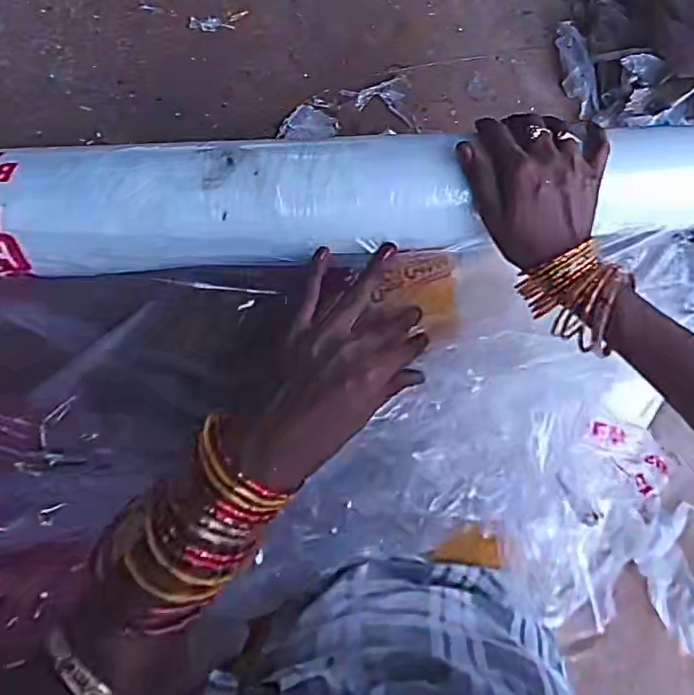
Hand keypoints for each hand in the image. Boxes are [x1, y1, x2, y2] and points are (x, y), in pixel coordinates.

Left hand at [236, 244, 427, 489]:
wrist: (269, 445)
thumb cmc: (321, 438)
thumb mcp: (362, 416)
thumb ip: (389, 388)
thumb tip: (415, 375)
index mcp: (372, 372)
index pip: (404, 349)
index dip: (417, 343)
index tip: (425, 338)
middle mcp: (352, 348)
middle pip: (386, 322)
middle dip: (405, 314)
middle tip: (415, 309)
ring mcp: (323, 335)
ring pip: (353, 296)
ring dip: (372, 271)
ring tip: (388, 250)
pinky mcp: (296, 330)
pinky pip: (308, 296)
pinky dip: (315, 273)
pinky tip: (325, 253)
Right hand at [457, 114, 610, 270]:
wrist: (562, 263)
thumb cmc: (523, 242)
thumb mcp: (491, 214)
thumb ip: (479, 177)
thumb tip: (466, 147)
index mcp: (519, 169)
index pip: (498, 132)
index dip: (487, 127)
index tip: (484, 129)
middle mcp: (547, 159)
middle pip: (530, 124)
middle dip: (515, 123)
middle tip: (509, 132)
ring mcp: (574, 163)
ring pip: (560, 128)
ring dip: (546, 126)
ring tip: (539, 133)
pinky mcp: (593, 173)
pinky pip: (599, 142)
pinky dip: (594, 131)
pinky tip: (587, 127)